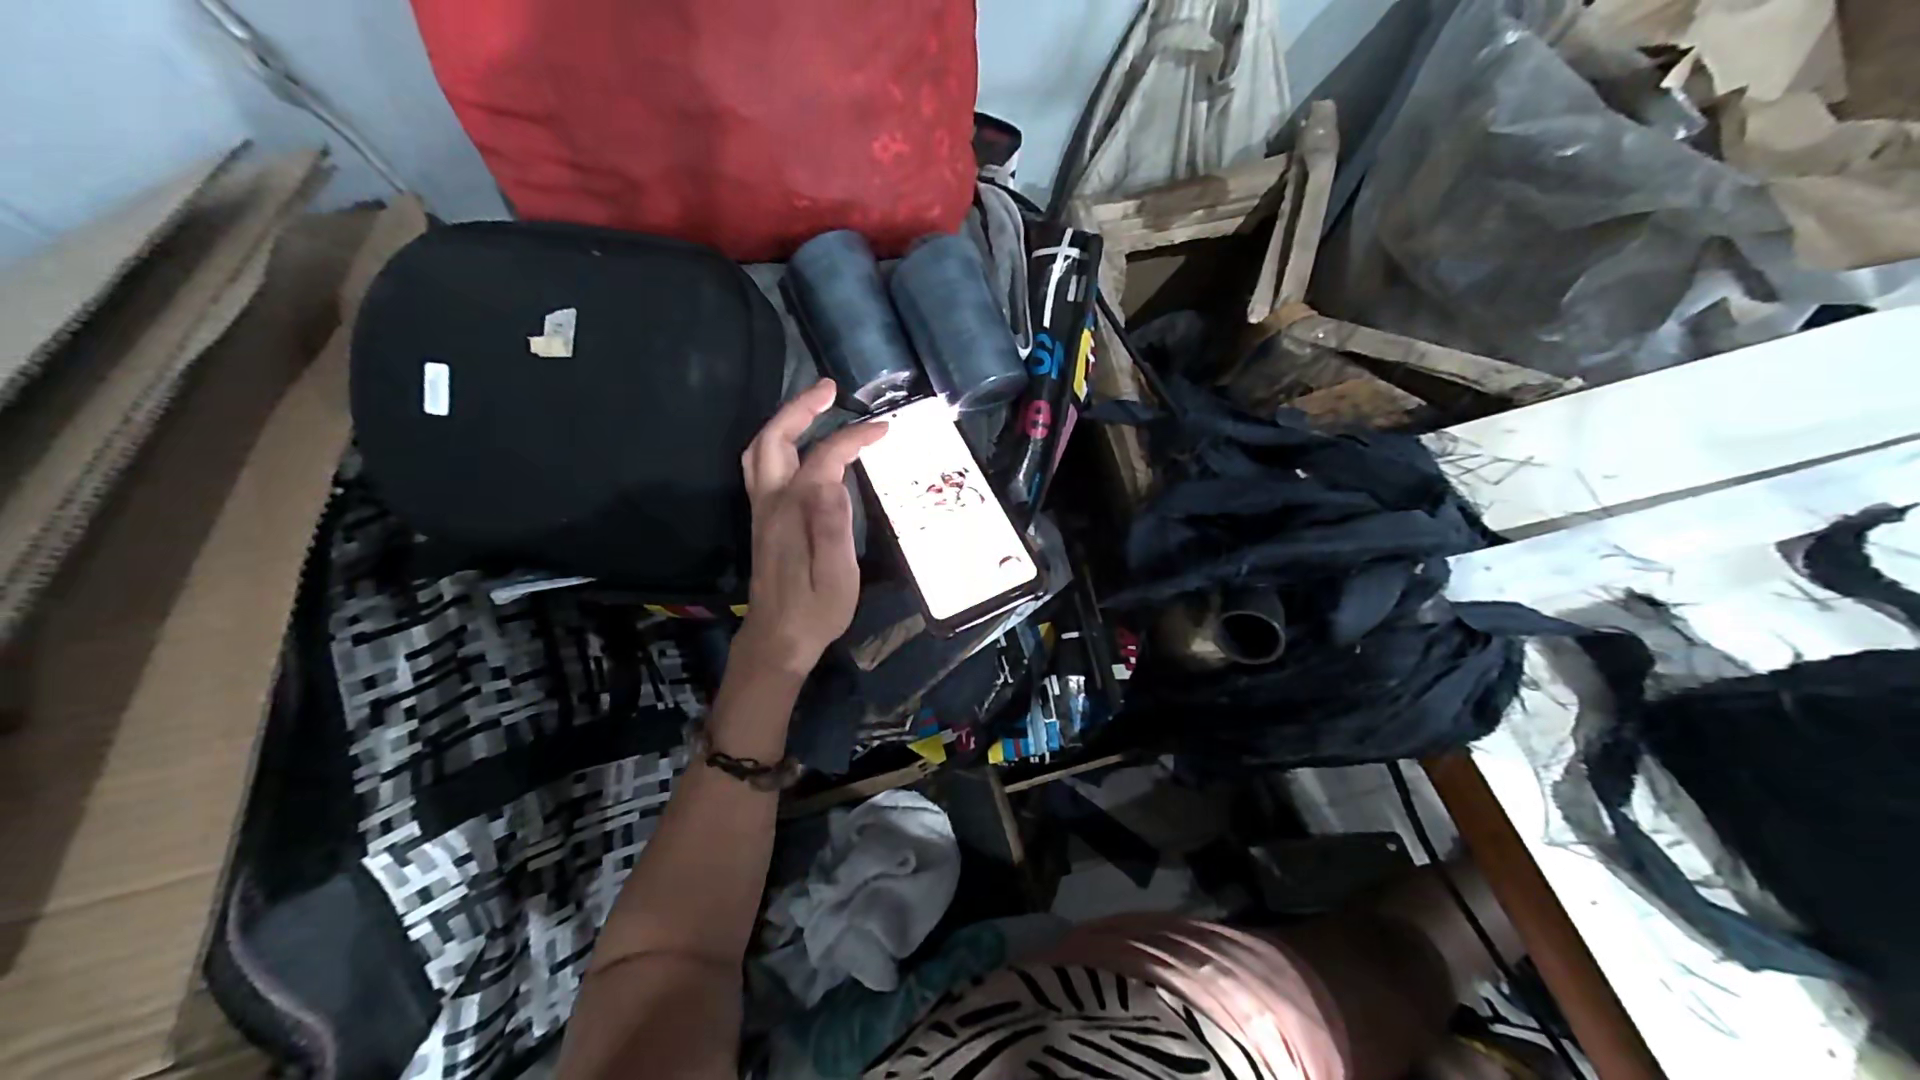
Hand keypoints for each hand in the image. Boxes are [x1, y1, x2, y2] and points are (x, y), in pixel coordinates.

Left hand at [737, 380, 886, 676]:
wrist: (777, 638)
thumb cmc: (815, 611)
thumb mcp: (838, 578)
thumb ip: (834, 529)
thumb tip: (835, 481)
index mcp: (794, 513)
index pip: (823, 459)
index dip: (852, 438)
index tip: (884, 430)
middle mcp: (771, 502)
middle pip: (775, 439)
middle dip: (801, 407)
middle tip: (830, 388)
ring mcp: (763, 510)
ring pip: (761, 450)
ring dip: (785, 421)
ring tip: (814, 406)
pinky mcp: (763, 519)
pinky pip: (762, 465)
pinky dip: (779, 441)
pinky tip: (799, 444)